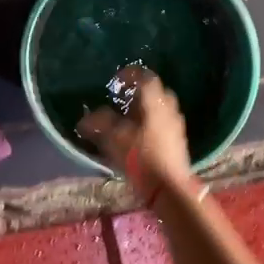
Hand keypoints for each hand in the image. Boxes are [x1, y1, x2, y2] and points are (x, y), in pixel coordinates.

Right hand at [76, 73, 192, 195]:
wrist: (169, 189)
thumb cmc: (142, 159)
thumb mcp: (114, 138)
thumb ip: (100, 123)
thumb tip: (85, 119)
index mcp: (155, 104)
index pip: (146, 78)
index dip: (131, 74)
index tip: (116, 80)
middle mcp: (169, 111)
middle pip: (157, 92)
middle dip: (141, 92)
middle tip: (124, 98)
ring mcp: (177, 126)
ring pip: (162, 108)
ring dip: (147, 108)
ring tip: (130, 118)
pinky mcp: (179, 142)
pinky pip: (165, 123)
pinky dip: (153, 122)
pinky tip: (140, 135)